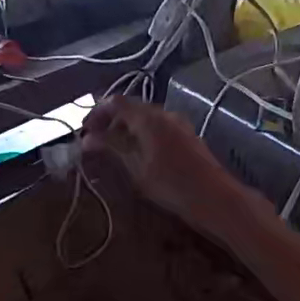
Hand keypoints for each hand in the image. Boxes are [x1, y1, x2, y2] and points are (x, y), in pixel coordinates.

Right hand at [82, 96, 258, 236]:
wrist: (215, 198)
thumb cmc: (172, 185)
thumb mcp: (136, 168)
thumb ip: (112, 148)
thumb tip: (87, 139)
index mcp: (149, 117)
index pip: (116, 102)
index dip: (97, 113)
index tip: (84, 131)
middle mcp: (164, 114)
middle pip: (132, 108)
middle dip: (111, 121)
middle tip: (96, 142)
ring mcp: (179, 124)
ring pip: (146, 118)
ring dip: (127, 129)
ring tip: (114, 151)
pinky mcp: (187, 137)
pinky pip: (158, 128)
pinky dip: (142, 135)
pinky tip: (138, 156)